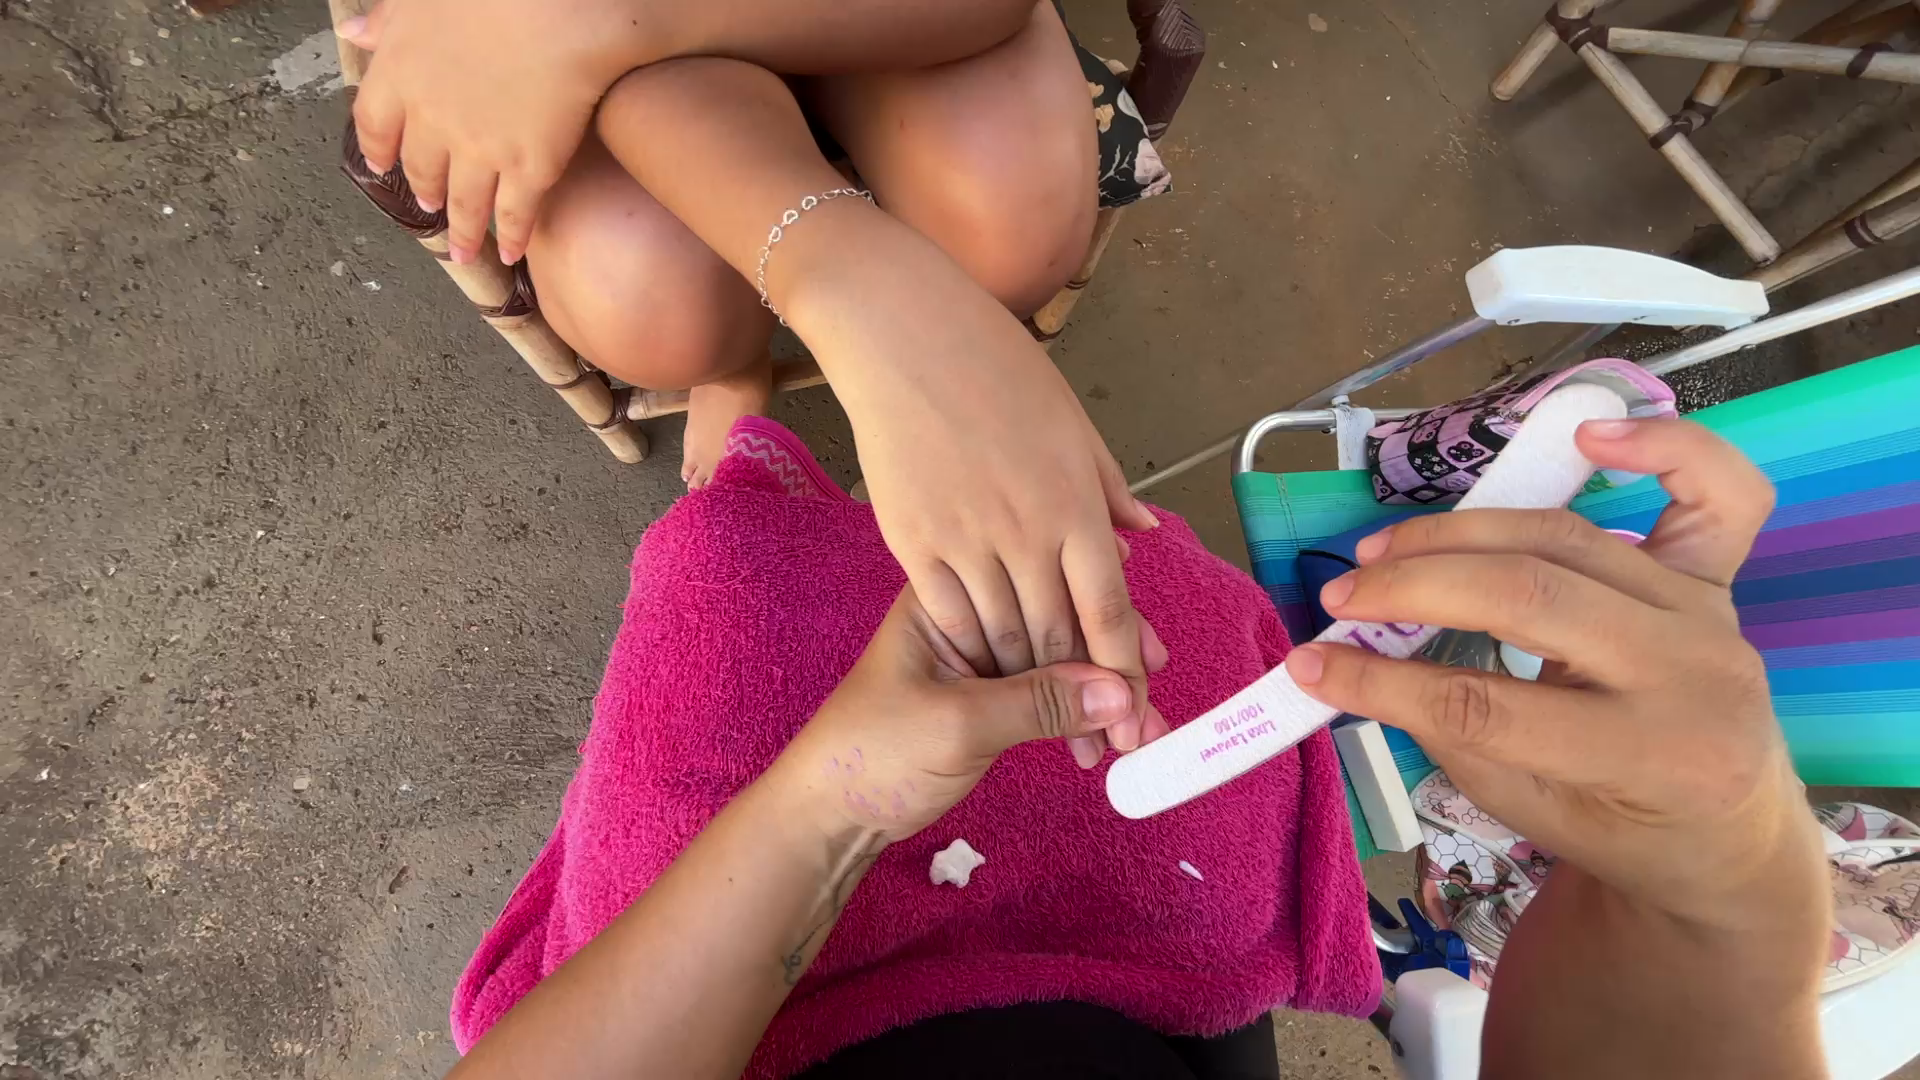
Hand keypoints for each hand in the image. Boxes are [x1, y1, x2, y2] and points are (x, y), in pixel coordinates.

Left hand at [338, 0, 651, 264]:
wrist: (559, 15)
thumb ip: (389, 19)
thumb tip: (355, 33)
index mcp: (401, 73)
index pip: (375, 124)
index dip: (378, 150)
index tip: (382, 167)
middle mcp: (435, 120)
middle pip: (423, 169)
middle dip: (425, 191)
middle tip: (431, 209)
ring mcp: (484, 151)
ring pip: (466, 204)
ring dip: (463, 232)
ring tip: (465, 252)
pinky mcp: (530, 170)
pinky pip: (516, 215)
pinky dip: (511, 239)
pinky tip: (511, 257)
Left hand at [776, 587, 1167, 842]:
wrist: (833, 812)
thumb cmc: (875, 752)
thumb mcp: (956, 724)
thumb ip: (1036, 703)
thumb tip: (1121, 693)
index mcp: (951, 596)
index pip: (1038, 589)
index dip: (1098, 620)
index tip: (1146, 658)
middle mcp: (974, 615)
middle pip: (1058, 623)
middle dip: (1111, 660)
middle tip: (1154, 698)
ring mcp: (985, 658)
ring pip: (1061, 661)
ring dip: (1105, 693)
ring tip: (1147, 730)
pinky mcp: (994, 695)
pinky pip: (1050, 694)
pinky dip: (1084, 714)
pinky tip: (1115, 736)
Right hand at [844, 316, 1167, 766]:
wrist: (904, 339)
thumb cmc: (999, 370)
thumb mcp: (1073, 424)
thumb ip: (1108, 490)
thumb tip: (1145, 539)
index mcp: (1072, 502)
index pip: (1106, 605)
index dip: (1125, 669)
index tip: (1138, 718)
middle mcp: (1024, 532)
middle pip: (1058, 635)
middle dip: (1084, 704)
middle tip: (1100, 754)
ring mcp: (963, 540)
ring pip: (1004, 636)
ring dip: (1030, 692)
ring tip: (1051, 740)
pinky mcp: (911, 544)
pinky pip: (950, 615)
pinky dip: (974, 654)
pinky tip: (990, 681)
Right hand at [1286, 418, 1824, 932]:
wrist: (1719, 828)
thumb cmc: (1604, 822)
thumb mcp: (1507, 799)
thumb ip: (1432, 721)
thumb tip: (1338, 658)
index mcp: (1646, 755)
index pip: (1481, 703)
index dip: (1377, 682)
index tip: (1306, 665)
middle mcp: (1691, 671)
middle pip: (1525, 597)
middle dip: (1410, 589)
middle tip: (1340, 596)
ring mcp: (1707, 613)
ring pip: (1560, 538)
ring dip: (1453, 533)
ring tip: (1381, 549)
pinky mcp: (1714, 581)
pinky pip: (1715, 499)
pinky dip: (1666, 450)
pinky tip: (1592, 435)